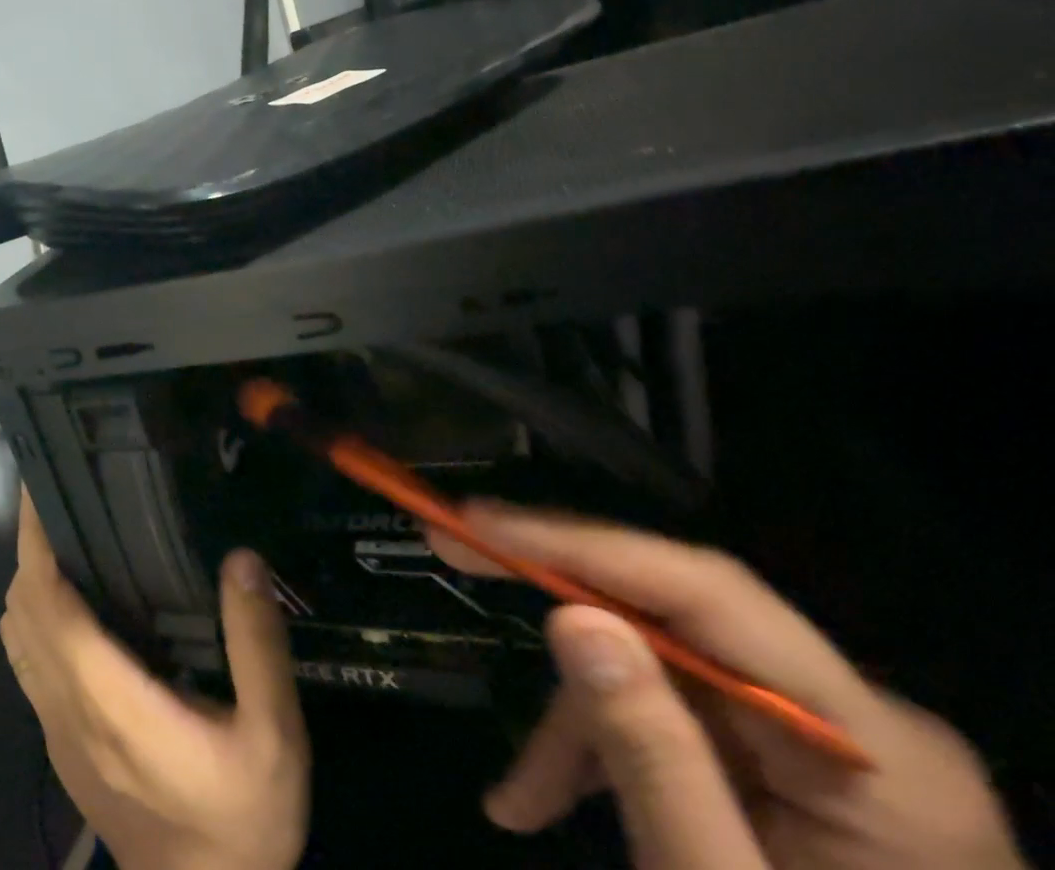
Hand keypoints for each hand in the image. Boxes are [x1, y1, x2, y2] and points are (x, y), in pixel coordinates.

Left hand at [0, 490, 308, 869]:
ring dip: (28, 584)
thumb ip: (257, 645)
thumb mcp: (273, 733)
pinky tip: (73, 604)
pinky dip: (33, 618)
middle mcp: (67, 707)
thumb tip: (241, 559)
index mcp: (111, 699)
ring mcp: (54, 728)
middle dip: (29, 549)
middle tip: (62, 502)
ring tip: (67, 542)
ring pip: (16, 636)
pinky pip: (27, 662)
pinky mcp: (58, 743)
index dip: (36, 543)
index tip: (41, 491)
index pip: (48, 604)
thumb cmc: (241, 816)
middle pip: (22, 610)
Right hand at [433, 501, 1027, 869]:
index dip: (585, 547)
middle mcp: (856, 720)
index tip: (477, 521)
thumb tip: (573, 619)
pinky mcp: (791, 774)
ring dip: (577, 731)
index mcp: (873, 745)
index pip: (711, 596)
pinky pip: (676, 730)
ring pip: (662, 684)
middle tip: (453, 560)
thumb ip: (654, 757)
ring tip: (517, 803)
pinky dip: (605, 757)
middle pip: (677, 636)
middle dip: (565, 650)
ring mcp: (824, 747)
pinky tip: (549, 804)